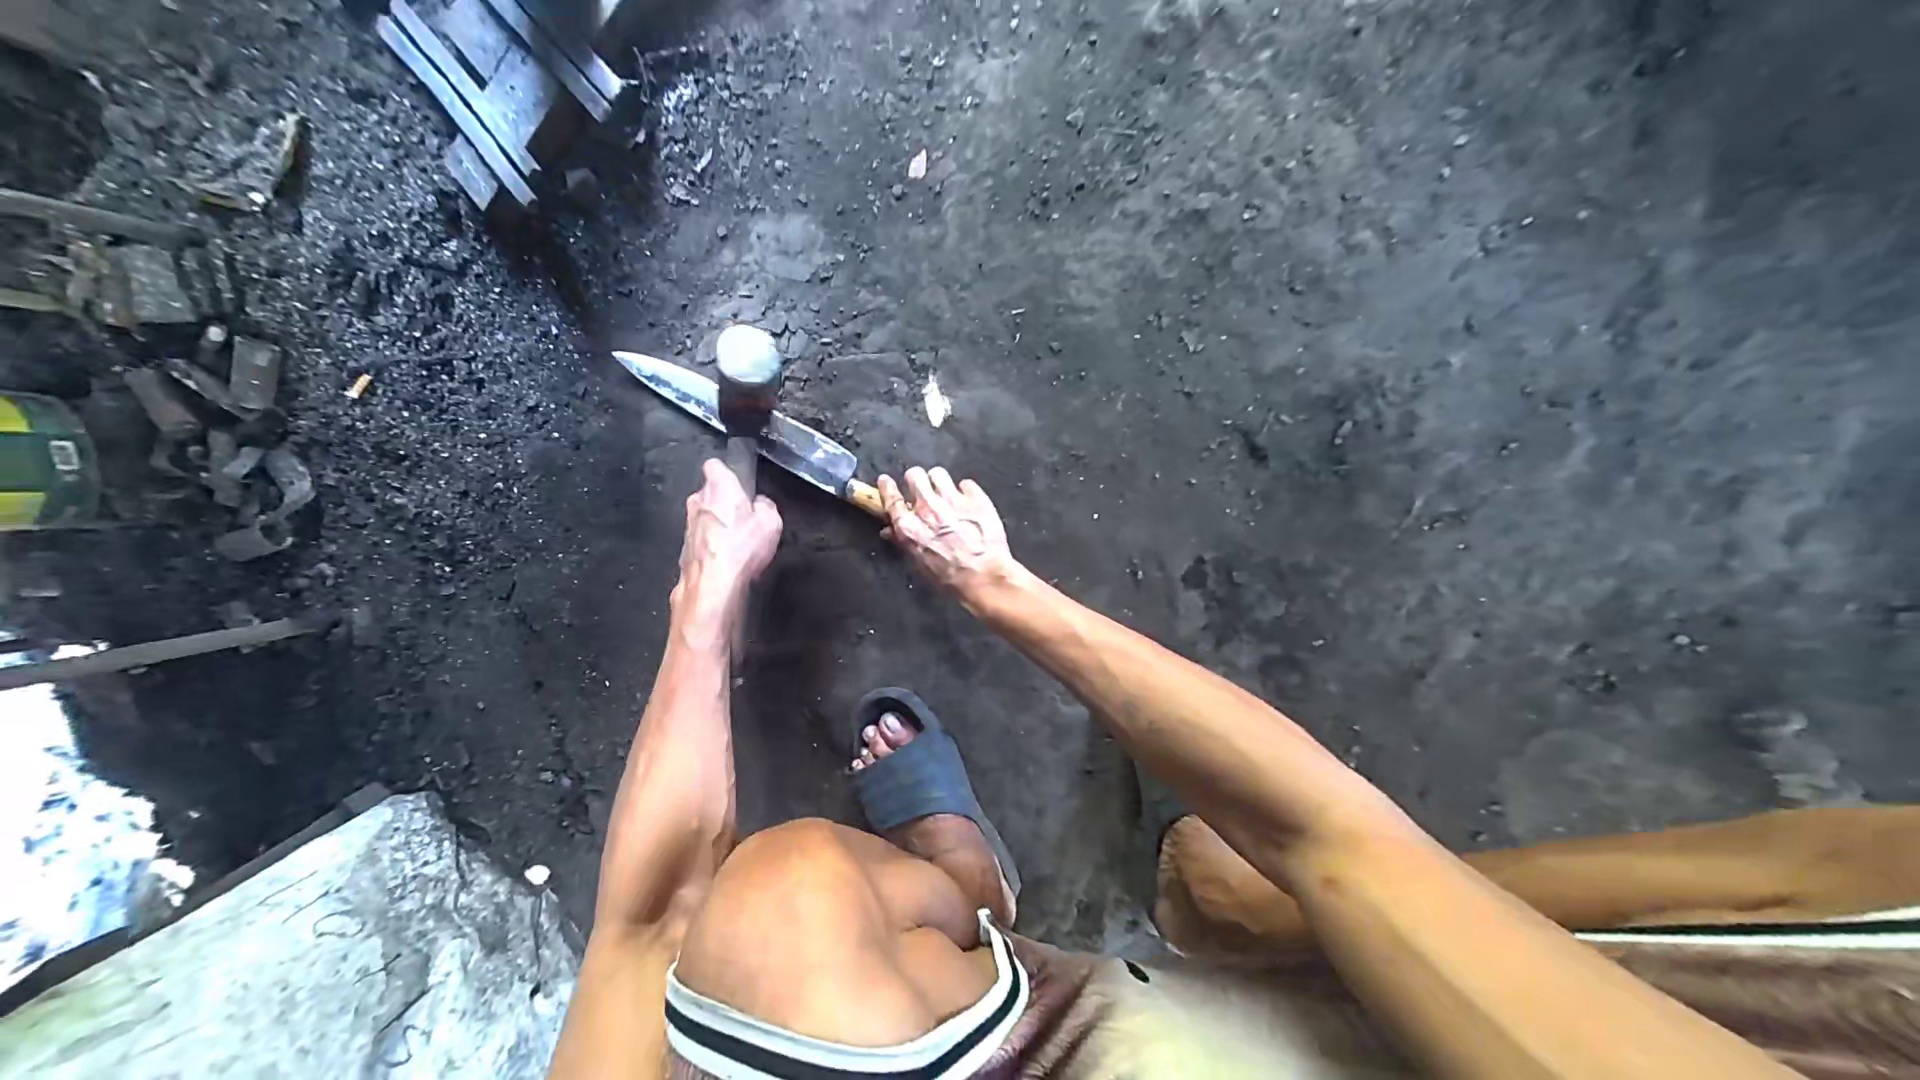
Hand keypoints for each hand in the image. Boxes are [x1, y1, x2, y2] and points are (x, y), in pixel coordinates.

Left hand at [674, 459, 781, 629]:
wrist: (714, 585)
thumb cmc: (739, 549)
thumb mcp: (772, 521)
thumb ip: (766, 506)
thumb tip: (761, 506)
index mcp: (718, 486)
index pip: (716, 465)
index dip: (728, 473)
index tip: (739, 482)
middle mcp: (697, 502)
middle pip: (710, 495)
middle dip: (726, 504)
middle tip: (747, 519)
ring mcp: (688, 527)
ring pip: (706, 520)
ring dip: (720, 529)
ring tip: (741, 545)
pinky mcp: (685, 550)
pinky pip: (703, 543)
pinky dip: (714, 549)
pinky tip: (731, 562)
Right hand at [877, 466, 1019, 603]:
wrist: (984, 577)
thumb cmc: (950, 577)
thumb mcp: (920, 563)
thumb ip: (904, 541)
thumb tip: (890, 530)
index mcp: (909, 526)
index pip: (891, 498)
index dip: (887, 487)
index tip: (885, 481)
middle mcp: (928, 508)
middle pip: (914, 475)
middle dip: (916, 480)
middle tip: (922, 489)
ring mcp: (952, 500)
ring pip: (938, 473)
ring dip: (939, 482)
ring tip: (945, 493)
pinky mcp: (976, 497)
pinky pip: (965, 483)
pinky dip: (965, 492)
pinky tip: (968, 503)